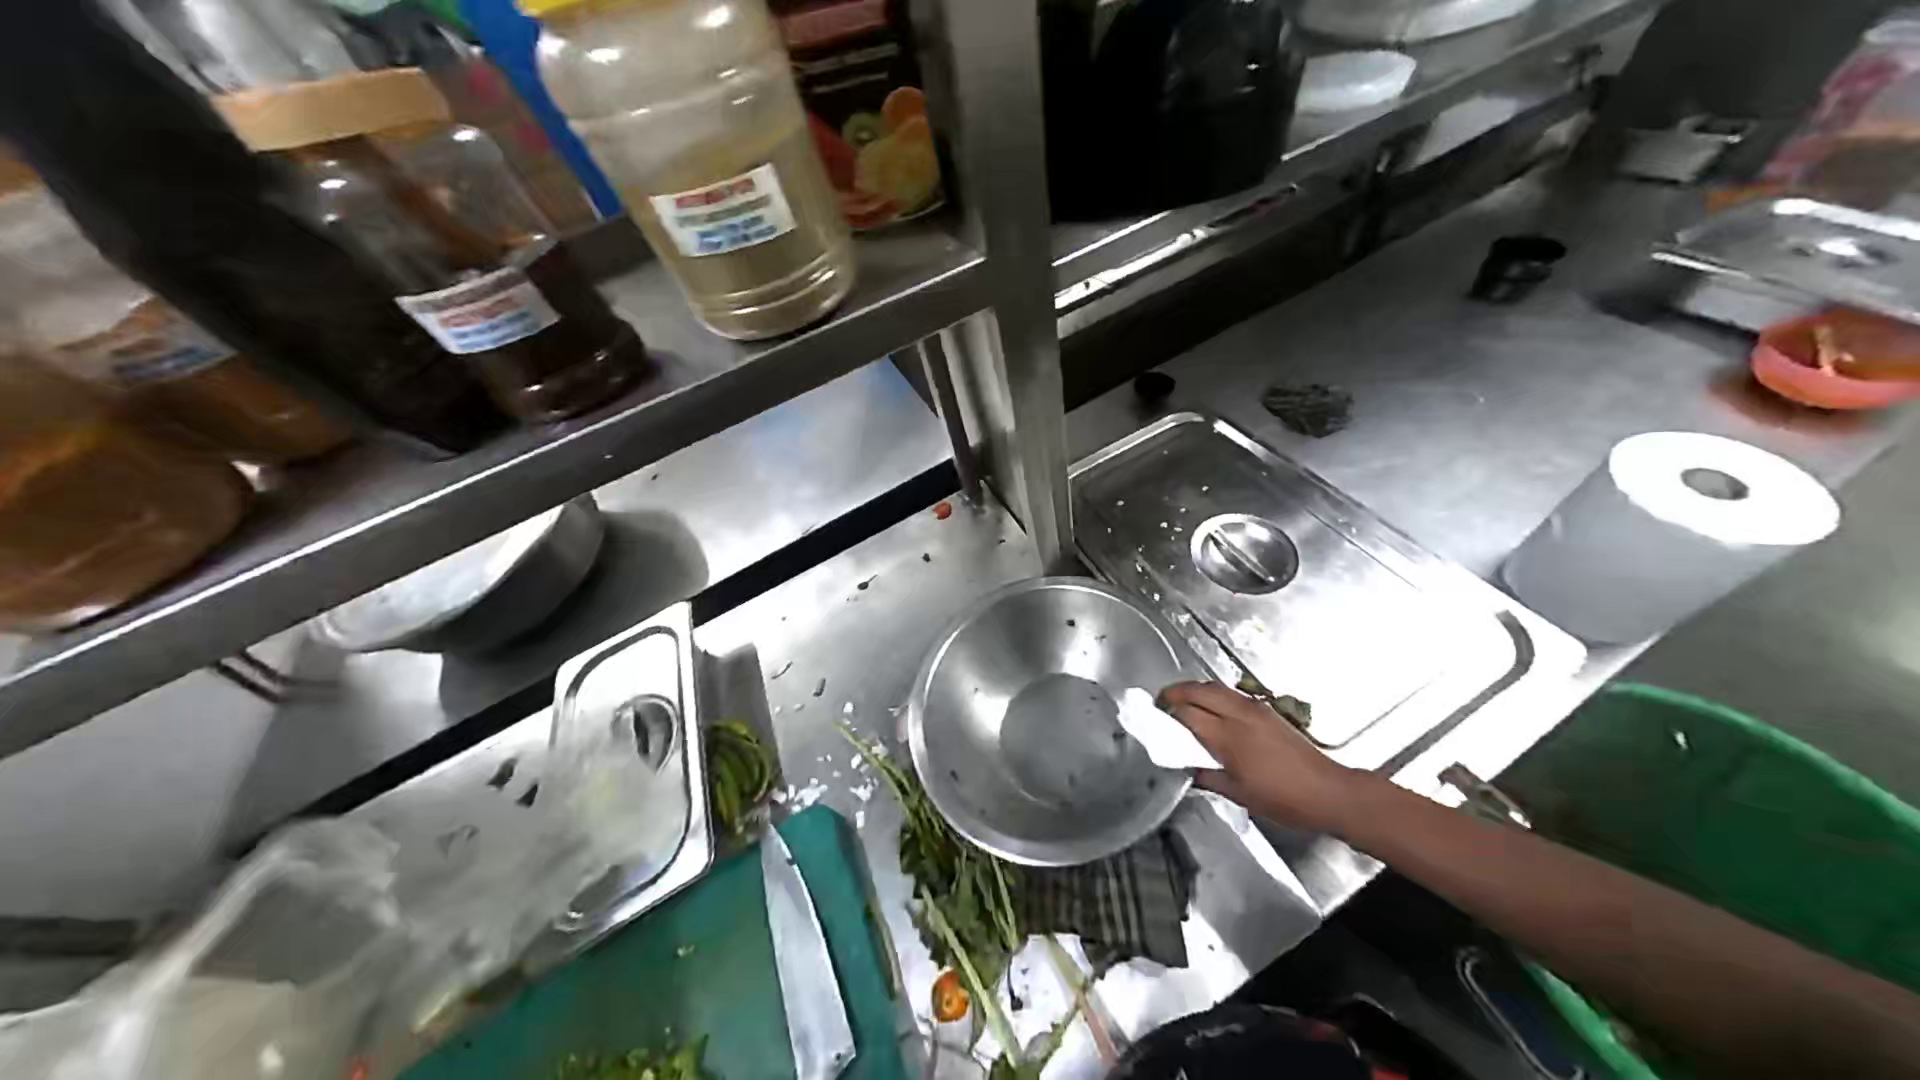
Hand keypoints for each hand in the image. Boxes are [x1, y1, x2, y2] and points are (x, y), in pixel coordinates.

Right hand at [1158, 680, 1361, 831]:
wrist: (1329, 792)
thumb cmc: (1282, 799)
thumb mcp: (1238, 794)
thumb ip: (1207, 776)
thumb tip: (1186, 769)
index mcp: (1228, 736)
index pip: (1187, 713)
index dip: (1168, 714)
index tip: (1154, 719)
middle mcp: (1239, 715)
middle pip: (1198, 690)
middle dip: (1176, 692)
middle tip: (1161, 702)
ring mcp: (1255, 709)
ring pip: (1216, 687)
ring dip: (1195, 690)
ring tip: (1182, 702)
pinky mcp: (1267, 711)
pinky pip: (1231, 693)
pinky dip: (1214, 694)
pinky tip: (1211, 708)